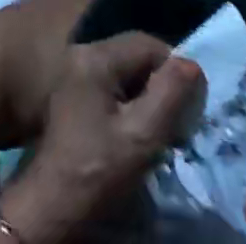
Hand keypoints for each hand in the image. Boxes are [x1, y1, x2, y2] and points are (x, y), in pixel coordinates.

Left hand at [0, 33, 204, 241]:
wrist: (54, 201)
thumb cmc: (98, 167)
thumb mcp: (142, 134)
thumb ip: (170, 94)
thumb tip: (191, 63)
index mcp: (95, 56)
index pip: (149, 45)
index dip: (174, 71)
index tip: (186, 106)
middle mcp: (81, 52)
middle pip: (135, 55)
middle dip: (160, 83)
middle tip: (173, 119)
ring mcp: (73, 70)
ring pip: (124, 70)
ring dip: (145, 93)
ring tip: (154, 127)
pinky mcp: (72, 89)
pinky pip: (110, 82)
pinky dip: (128, 100)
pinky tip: (132, 128)